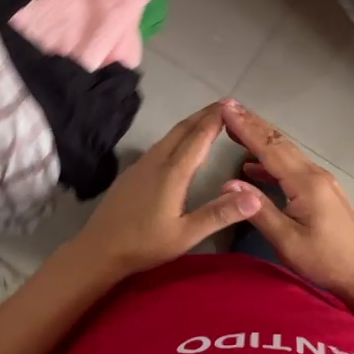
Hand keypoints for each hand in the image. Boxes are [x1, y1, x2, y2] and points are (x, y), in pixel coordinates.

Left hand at [68, 103, 263, 276]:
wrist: (98, 249)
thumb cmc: (144, 245)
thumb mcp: (186, 234)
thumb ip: (219, 214)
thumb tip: (255, 198)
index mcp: (172, 173)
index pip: (198, 137)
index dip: (215, 119)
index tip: (232, 104)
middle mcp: (155, 162)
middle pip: (182, 130)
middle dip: (204, 115)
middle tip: (225, 105)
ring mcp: (140, 166)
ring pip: (168, 137)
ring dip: (189, 125)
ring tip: (207, 120)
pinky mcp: (131, 174)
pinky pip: (158, 146)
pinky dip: (176, 138)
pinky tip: (180, 146)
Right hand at [219, 100, 353, 297]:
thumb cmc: (324, 260)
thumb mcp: (286, 241)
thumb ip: (258, 210)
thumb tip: (228, 184)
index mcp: (306, 183)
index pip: (269, 149)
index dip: (246, 129)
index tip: (225, 110)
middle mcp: (315, 175)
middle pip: (280, 143)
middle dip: (253, 124)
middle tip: (227, 107)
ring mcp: (320, 182)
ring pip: (286, 152)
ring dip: (261, 138)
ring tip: (236, 128)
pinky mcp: (321, 192)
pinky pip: (291, 167)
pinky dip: (270, 160)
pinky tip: (253, 166)